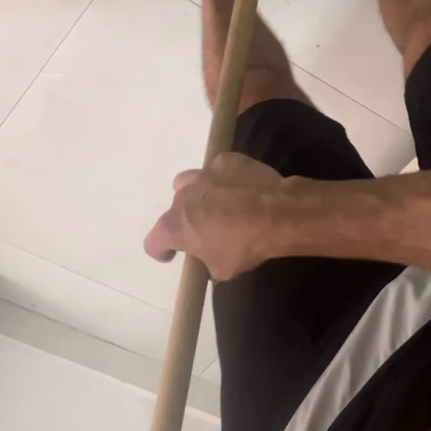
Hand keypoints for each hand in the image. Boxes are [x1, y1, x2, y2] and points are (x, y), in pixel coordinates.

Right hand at [144, 153, 289, 280]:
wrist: (277, 213)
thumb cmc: (245, 245)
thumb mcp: (222, 270)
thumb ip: (206, 263)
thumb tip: (210, 259)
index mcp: (175, 226)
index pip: (153, 241)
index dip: (162, 250)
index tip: (174, 255)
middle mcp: (183, 196)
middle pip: (175, 210)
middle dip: (186, 220)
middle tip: (206, 230)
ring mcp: (204, 174)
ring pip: (189, 182)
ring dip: (197, 195)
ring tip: (217, 203)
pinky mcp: (226, 160)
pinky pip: (218, 170)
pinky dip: (224, 179)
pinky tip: (240, 187)